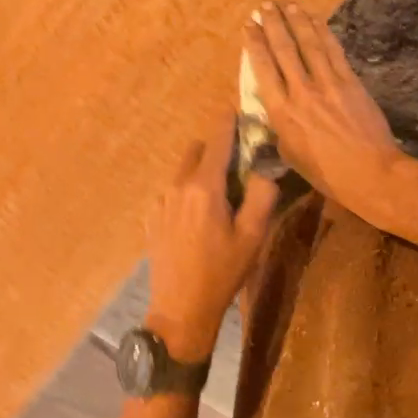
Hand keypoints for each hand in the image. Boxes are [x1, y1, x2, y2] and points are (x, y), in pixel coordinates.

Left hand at [145, 120, 278, 360]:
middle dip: (217, 150)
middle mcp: (177, 185)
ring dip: (201, 173)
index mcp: (204, 186)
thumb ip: (262, 194)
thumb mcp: (253, 236)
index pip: (218, 139)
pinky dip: (187, 194)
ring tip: (220, 200)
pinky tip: (199, 221)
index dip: (228, 120)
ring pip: (183, 171)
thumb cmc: (222, 273)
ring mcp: (160, 201)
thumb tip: (265, 167)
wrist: (181, 310)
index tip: (237, 107)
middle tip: (238, 168)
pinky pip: (173, 192)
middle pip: (198, 150)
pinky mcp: (152, 217)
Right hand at [244, 2, 412, 221]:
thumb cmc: (326, 172)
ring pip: (309, 44)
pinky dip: (322, 32)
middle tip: (264, 6)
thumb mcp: (289, 154)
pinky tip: (315, 20)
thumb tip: (273, 110)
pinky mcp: (350, 81)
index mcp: (282, 112)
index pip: (263, 69)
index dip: (254, 44)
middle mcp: (301, 91)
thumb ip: (279, 126)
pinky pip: (333, 50)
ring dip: (296, 21)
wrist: (370, 173)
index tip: (247, 27)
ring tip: (287, 5)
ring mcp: (328, 83)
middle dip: (272, 25)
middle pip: (284, 49)